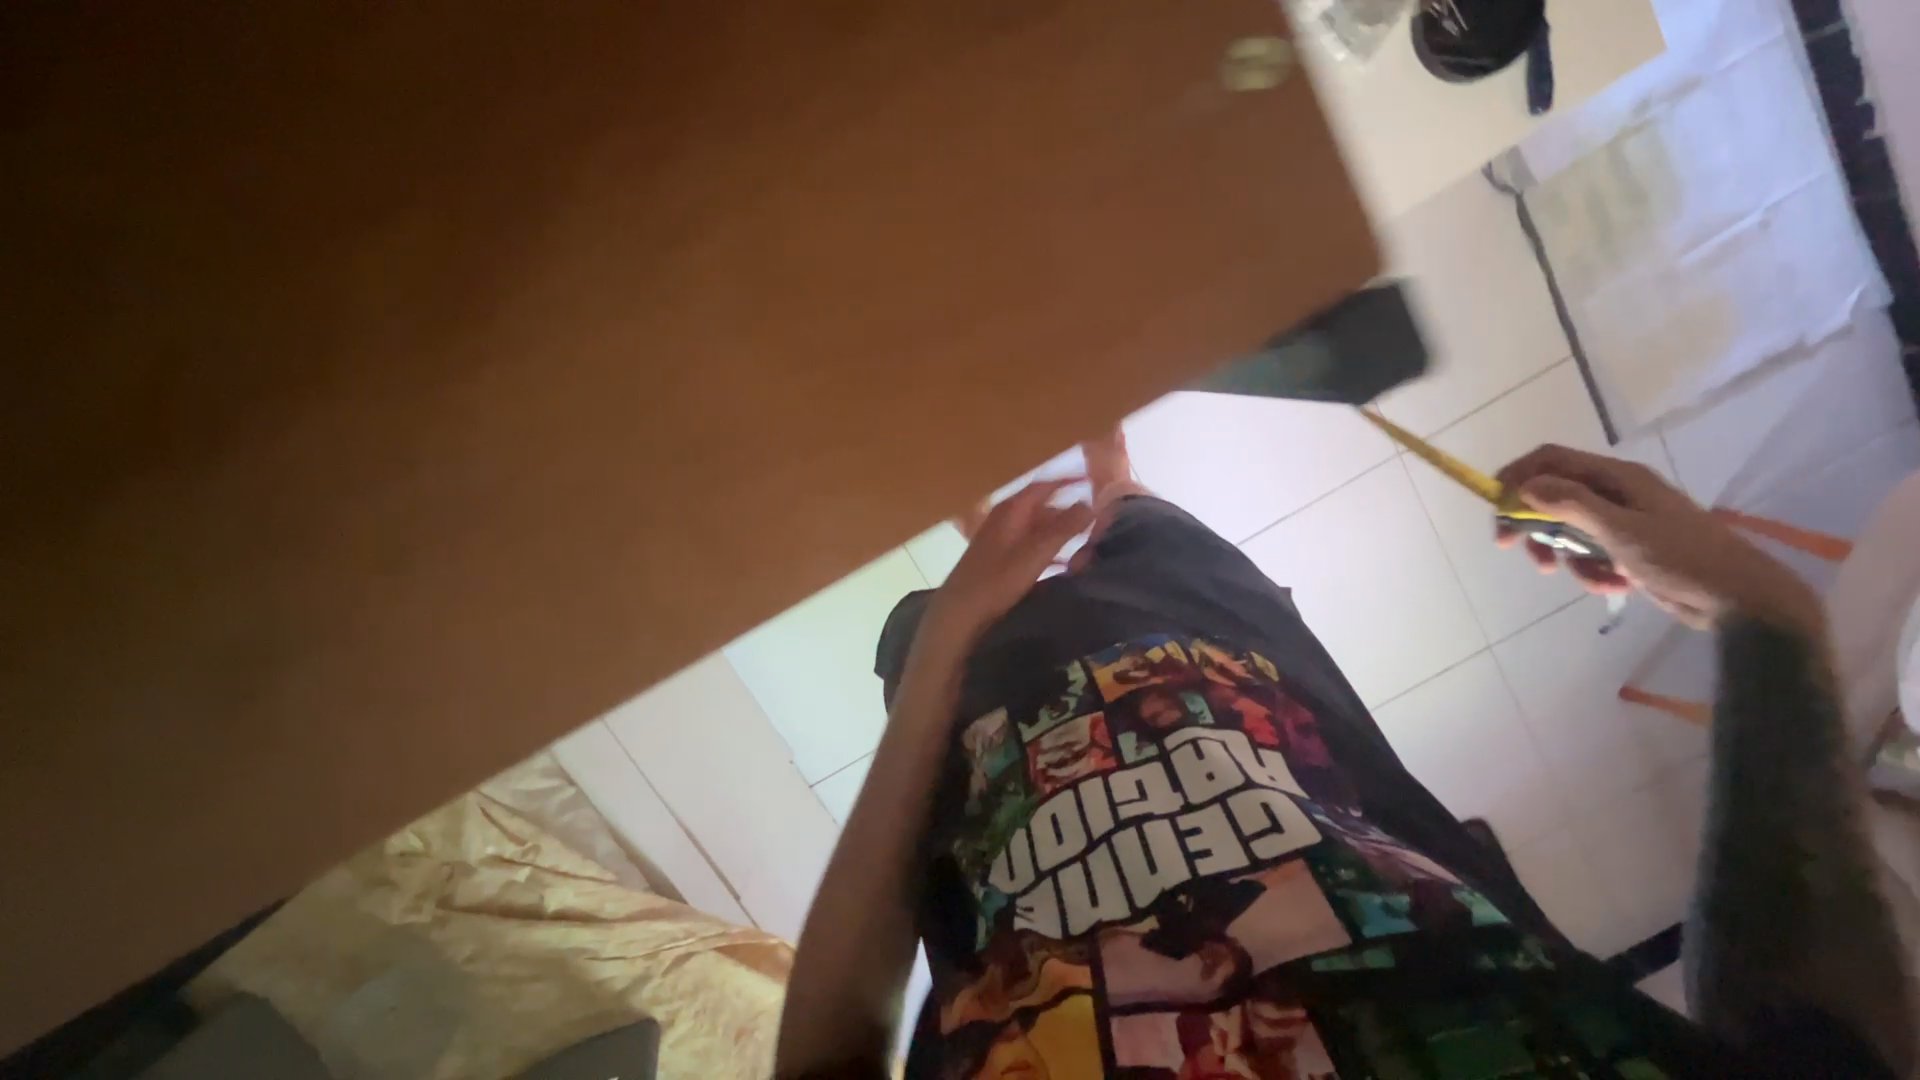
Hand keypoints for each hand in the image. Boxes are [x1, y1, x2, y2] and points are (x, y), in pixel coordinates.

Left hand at [919, 478, 1093, 653]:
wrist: (960, 612)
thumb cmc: (997, 580)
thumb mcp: (1035, 553)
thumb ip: (1064, 528)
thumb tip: (1091, 504)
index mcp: (1012, 510)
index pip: (1044, 485)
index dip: (1069, 480)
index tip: (1093, 481)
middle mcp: (1005, 518)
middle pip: (1044, 508)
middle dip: (1071, 515)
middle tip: (1099, 523)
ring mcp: (1001, 538)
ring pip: (1039, 530)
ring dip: (1063, 536)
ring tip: (1089, 547)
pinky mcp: (1000, 559)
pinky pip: (1032, 548)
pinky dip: (1050, 552)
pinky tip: (1067, 567)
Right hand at [1494, 444, 1820, 631]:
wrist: (1742, 601)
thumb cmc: (1685, 559)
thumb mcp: (1621, 531)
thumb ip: (1572, 505)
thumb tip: (1524, 485)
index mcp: (1618, 478)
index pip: (1551, 460)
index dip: (1517, 476)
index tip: (1497, 507)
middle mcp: (1617, 493)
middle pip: (1551, 495)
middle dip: (1530, 523)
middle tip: (1512, 547)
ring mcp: (1623, 521)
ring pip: (1565, 529)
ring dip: (1559, 553)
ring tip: (1569, 575)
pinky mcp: (1627, 549)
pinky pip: (1588, 554)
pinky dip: (1588, 571)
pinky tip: (1609, 585)